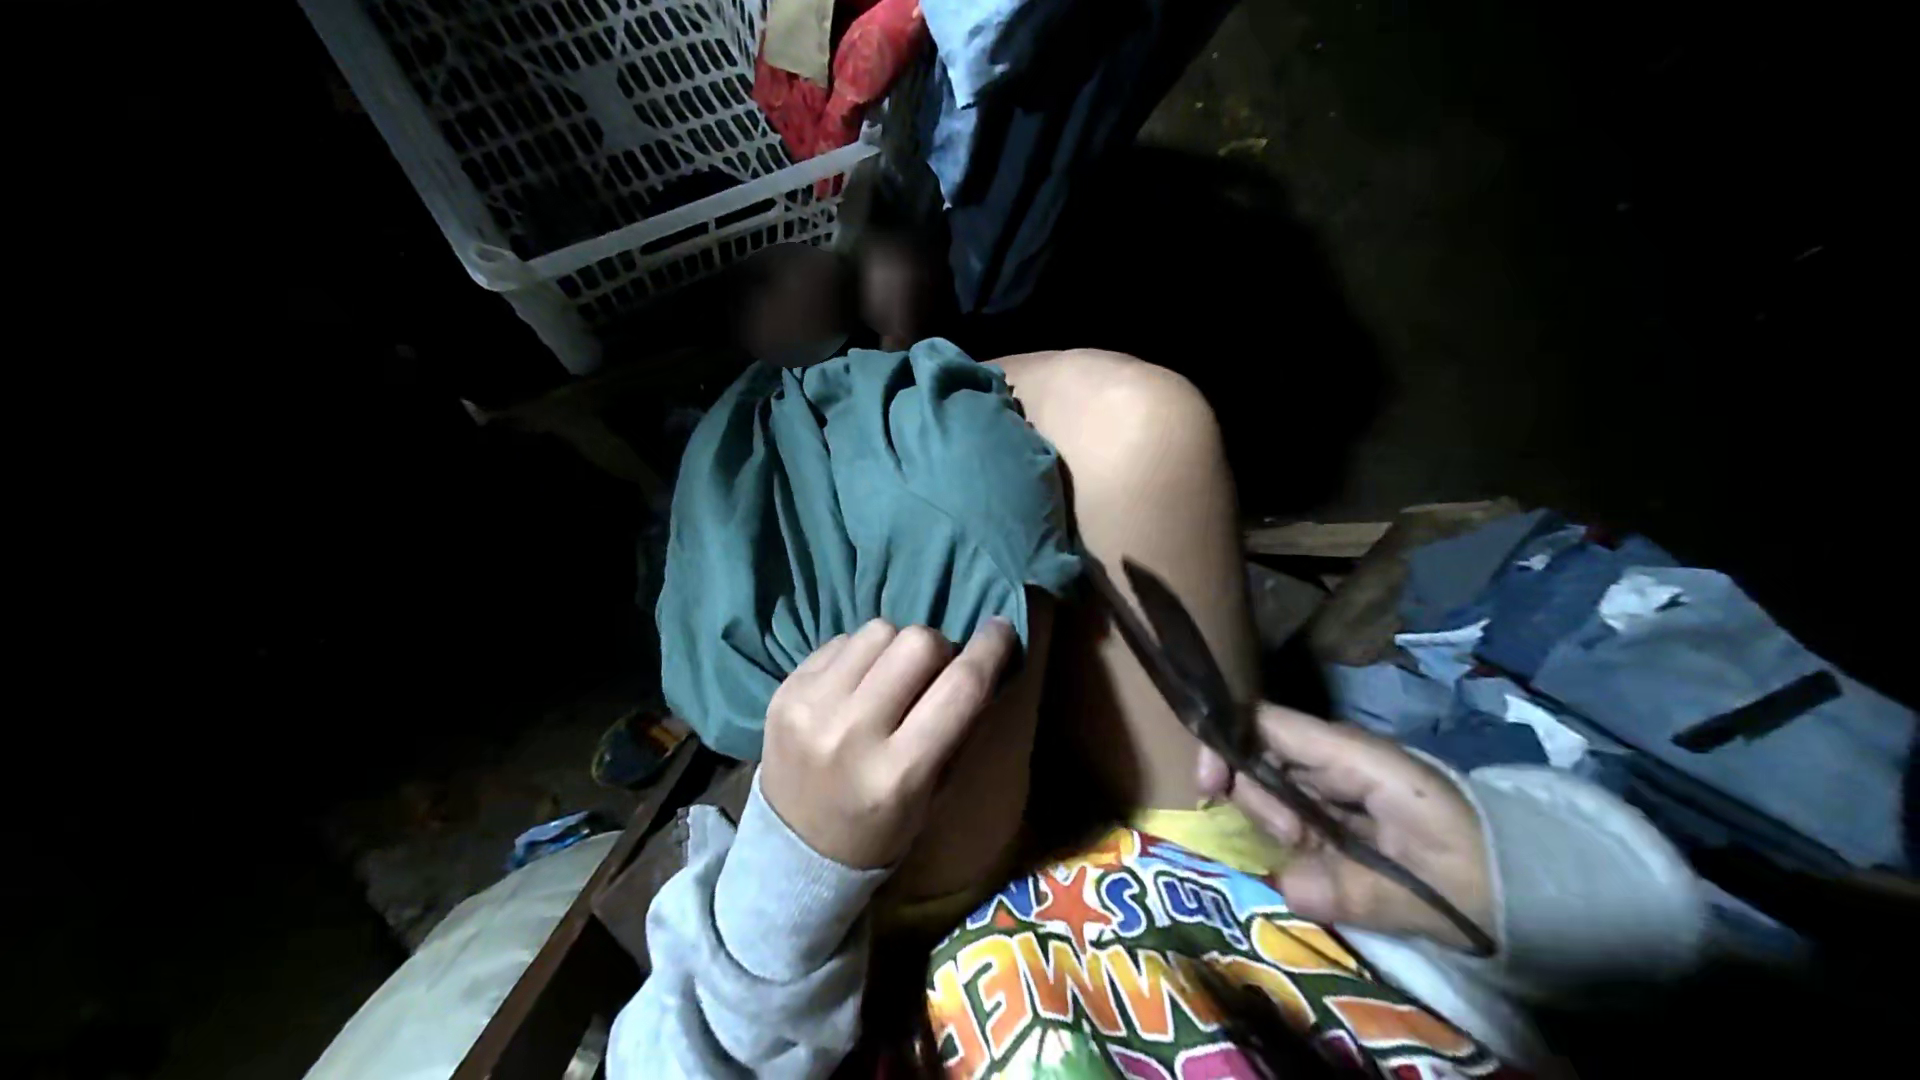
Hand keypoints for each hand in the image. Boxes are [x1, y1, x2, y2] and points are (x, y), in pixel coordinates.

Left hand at [761, 617, 1016, 868]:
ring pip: (879, 630)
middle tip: (935, 670)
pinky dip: (860, 654)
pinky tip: (856, 684)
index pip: (961, 688)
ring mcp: (811, 707)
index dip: (990, 649)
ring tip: (891, 677)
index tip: (1002, 628)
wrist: (793, 852)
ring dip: (897, 646)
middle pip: (918, 642)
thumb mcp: (934, 795)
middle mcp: (852, 734)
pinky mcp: (785, 690)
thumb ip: (960, 727)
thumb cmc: (880, 828)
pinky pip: (841, 640)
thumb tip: (981, 660)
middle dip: (939, 647)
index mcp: (899, 774)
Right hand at [1197, 704, 1494, 950]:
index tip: (1210, 786)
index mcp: (1350, 756)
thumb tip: (1284, 886)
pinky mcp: (1334, 806)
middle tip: (1291, 839)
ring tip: (1311, 855)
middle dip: (1255, 796)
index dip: (1226, 741)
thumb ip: (1352, 890)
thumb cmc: (1481, 871)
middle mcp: (1332, 759)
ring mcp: (1332, 781)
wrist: (1530, 882)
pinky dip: (1281, 831)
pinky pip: (1287, 806)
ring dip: (1271, 819)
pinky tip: (1303, 856)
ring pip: (1268, 782)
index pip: (1264, 722)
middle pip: (1257, 753)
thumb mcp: (1421, 891)